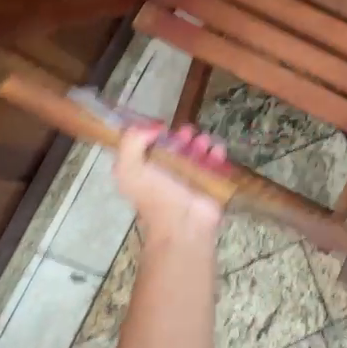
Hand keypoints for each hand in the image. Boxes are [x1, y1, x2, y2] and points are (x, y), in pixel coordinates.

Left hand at [115, 120, 226, 246]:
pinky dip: (217, 153)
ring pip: (197, 149)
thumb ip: (131, 142)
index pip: (146, 143)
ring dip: (201, 141)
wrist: (184, 223)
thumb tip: (153, 126)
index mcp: (143, 168)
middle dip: (182, 134)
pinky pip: (215, 160)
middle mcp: (165, 171)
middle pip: (175, 143)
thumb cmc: (156, 196)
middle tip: (187, 133)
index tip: (161, 124)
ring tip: (203, 143)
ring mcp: (189, 175)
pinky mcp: (210, 180)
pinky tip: (216, 152)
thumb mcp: (129, 169)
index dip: (153, 130)